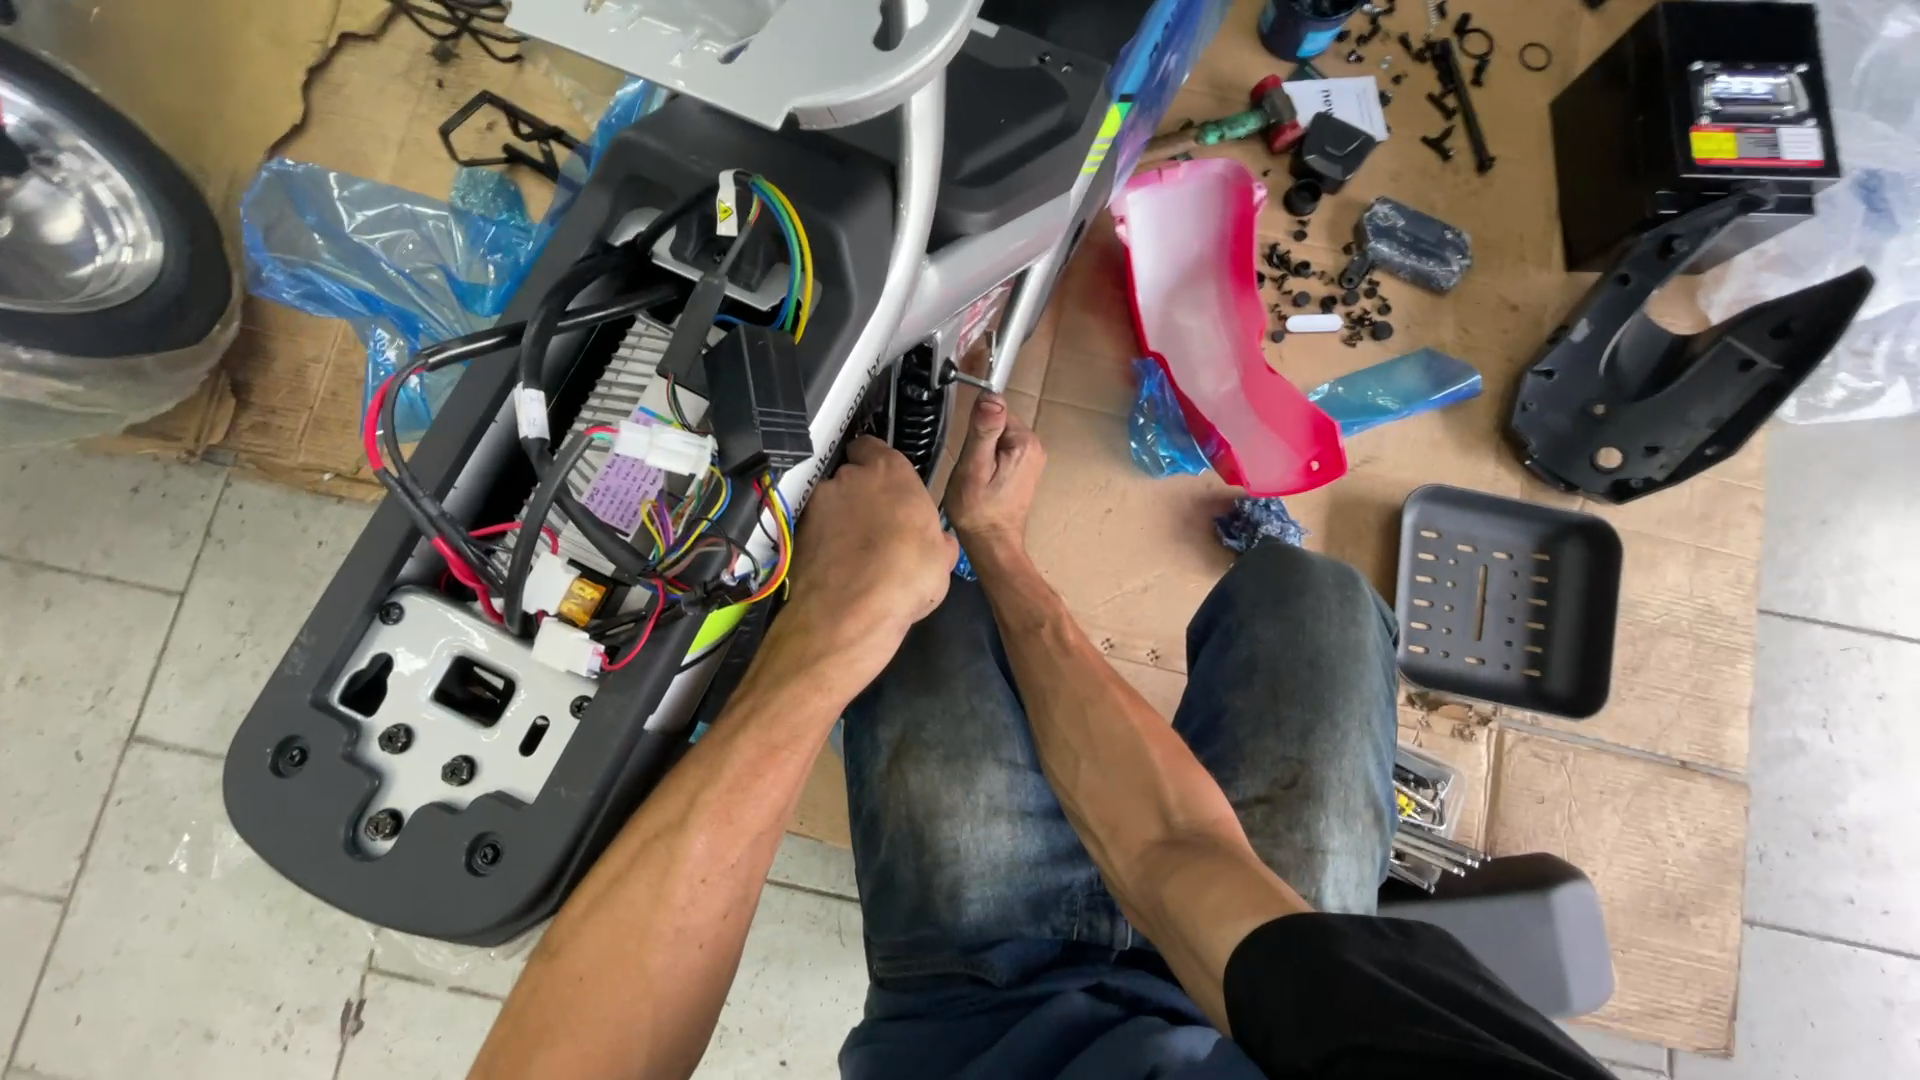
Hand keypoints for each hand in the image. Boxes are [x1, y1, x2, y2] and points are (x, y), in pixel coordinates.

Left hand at [783, 436, 957, 661]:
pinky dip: (825, 543)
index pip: (874, 445)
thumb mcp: (941, 558)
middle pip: (852, 476)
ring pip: (831, 504)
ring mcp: (818, 504)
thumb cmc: (906, 576)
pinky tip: (841, 569)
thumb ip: (936, 538)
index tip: (889, 483)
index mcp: (890, 471)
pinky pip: (815, 531)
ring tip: (858, 553)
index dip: (879, 464)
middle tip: (879, 526)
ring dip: (841, 520)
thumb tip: (938, 542)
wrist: (851, 613)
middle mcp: (849, 478)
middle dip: (862, 495)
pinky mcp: (798, 533)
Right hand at [946, 393, 1045, 556]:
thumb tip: (991, 398)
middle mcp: (1035, 447)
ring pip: (999, 438)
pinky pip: (1004, 451)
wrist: (992, 543)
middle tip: (973, 469)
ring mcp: (1033, 459)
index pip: (994, 413)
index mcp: (1024, 442)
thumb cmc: (978, 511)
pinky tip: (986, 481)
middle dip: (980, 442)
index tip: (971, 454)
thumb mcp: (973, 468)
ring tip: (978, 478)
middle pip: (998, 424)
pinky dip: (991, 462)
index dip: (976, 431)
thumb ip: (983, 431)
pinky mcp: (1027, 469)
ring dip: (984, 454)